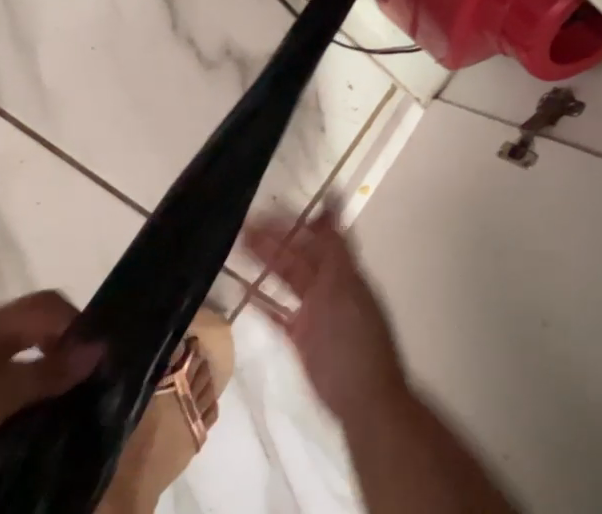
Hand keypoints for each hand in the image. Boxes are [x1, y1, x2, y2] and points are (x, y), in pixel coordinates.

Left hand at [0, 291, 102, 496]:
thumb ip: (46, 373)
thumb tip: (98, 347)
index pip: (49, 305)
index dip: (81, 327)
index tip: (106, 365)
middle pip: (34, 328)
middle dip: (66, 353)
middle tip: (92, 391)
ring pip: (18, 357)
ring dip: (44, 377)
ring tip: (68, 410)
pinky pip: (0, 381)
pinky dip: (20, 395)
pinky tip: (30, 422)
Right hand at [243, 209, 406, 422]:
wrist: (364, 401)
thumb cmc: (354, 342)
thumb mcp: (345, 287)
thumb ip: (336, 246)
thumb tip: (334, 200)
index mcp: (342, 274)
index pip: (319, 238)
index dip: (297, 221)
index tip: (270, 205)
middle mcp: (328, 289)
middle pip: (298, 258)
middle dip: (273, 240)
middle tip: (241, 224)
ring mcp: (314, 314)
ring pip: (287, 281)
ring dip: (264, 264)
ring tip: (236, 246)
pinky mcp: (301, 338)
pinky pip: (278, 314)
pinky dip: (262, 301)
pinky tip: (242, 289)